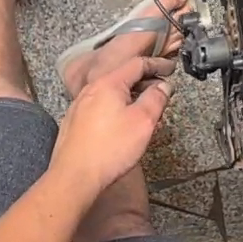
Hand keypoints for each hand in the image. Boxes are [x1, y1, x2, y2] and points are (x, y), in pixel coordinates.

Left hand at [49, 56, 175, 198]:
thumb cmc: (109, 150)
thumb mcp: (143, 121)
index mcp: (108, 83)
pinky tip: (122, 124)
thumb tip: (163, 86)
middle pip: (122, 76)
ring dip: (129, 96)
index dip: (156, 64)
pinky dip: (115, 108)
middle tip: (160, 91)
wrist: (74, 178)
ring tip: (144, 109)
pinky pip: (99, 106)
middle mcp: (91, 90)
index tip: (169, 69)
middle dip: (144, 81)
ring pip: (110, 92)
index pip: (136, 64)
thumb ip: (156, 98)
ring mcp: (79, 106)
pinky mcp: (74, 122)